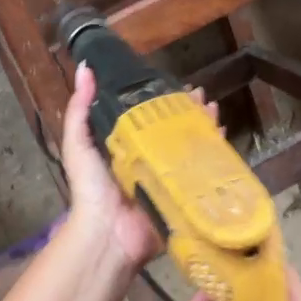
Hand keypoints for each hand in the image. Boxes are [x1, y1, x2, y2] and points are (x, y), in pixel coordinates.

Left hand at [57, 64, 218, 270]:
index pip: (146, 117)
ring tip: (213, 109)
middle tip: (201, 95)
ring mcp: (168, 177)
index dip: (161, 101)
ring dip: (204, 127)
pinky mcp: (184, 194)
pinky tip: (222, 136)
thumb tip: (85, 67)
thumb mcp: (77, 144)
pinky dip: (215, 154)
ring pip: (191, 147)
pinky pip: (203, 172)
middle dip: (189, 112)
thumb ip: (79, 110)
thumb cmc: (91, 188)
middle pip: (174, 130)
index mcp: (124, 146)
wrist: (108, 233)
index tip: (175, 84)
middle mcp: (148, 159)